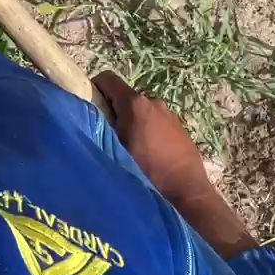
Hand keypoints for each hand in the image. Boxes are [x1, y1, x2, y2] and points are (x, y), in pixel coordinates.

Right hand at [93, 71, 257, 257]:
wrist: (188, 195)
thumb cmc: (148, 174)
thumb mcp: (115, 152)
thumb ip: (100, 129)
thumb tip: (86, 116)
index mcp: (135, 103)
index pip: (107, 79)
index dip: (94, 89)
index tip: (89, 109)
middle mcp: (153, 101)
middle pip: (123, 97)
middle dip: (112, 112)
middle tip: (107, 137)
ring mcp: (168, 113)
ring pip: (139, 111)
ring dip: (131, 123)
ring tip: (129, 151)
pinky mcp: (179, 126)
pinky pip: (155, 121)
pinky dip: (147, 131)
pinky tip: (149, 156)